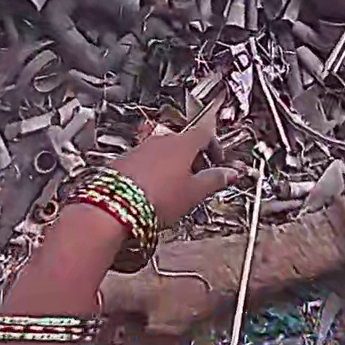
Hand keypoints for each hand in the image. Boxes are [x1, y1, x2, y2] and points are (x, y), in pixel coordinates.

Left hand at [111, 112, 238, 224]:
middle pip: (184, 143)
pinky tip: (152, 192)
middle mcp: (161, 141)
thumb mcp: (194, 193)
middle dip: (194, 160)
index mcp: (183, 144)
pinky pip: (145, 162)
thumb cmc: (155, 199)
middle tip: (198, 181)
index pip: (205, 135)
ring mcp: (140, 149)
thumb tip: (231, 173)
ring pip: (163, 153)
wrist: (112, 209)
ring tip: (174, 190)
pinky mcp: (123, 162)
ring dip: (173, 166)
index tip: (217, 163)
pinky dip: (154, 172)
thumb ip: (215, 180)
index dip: (214, 148)